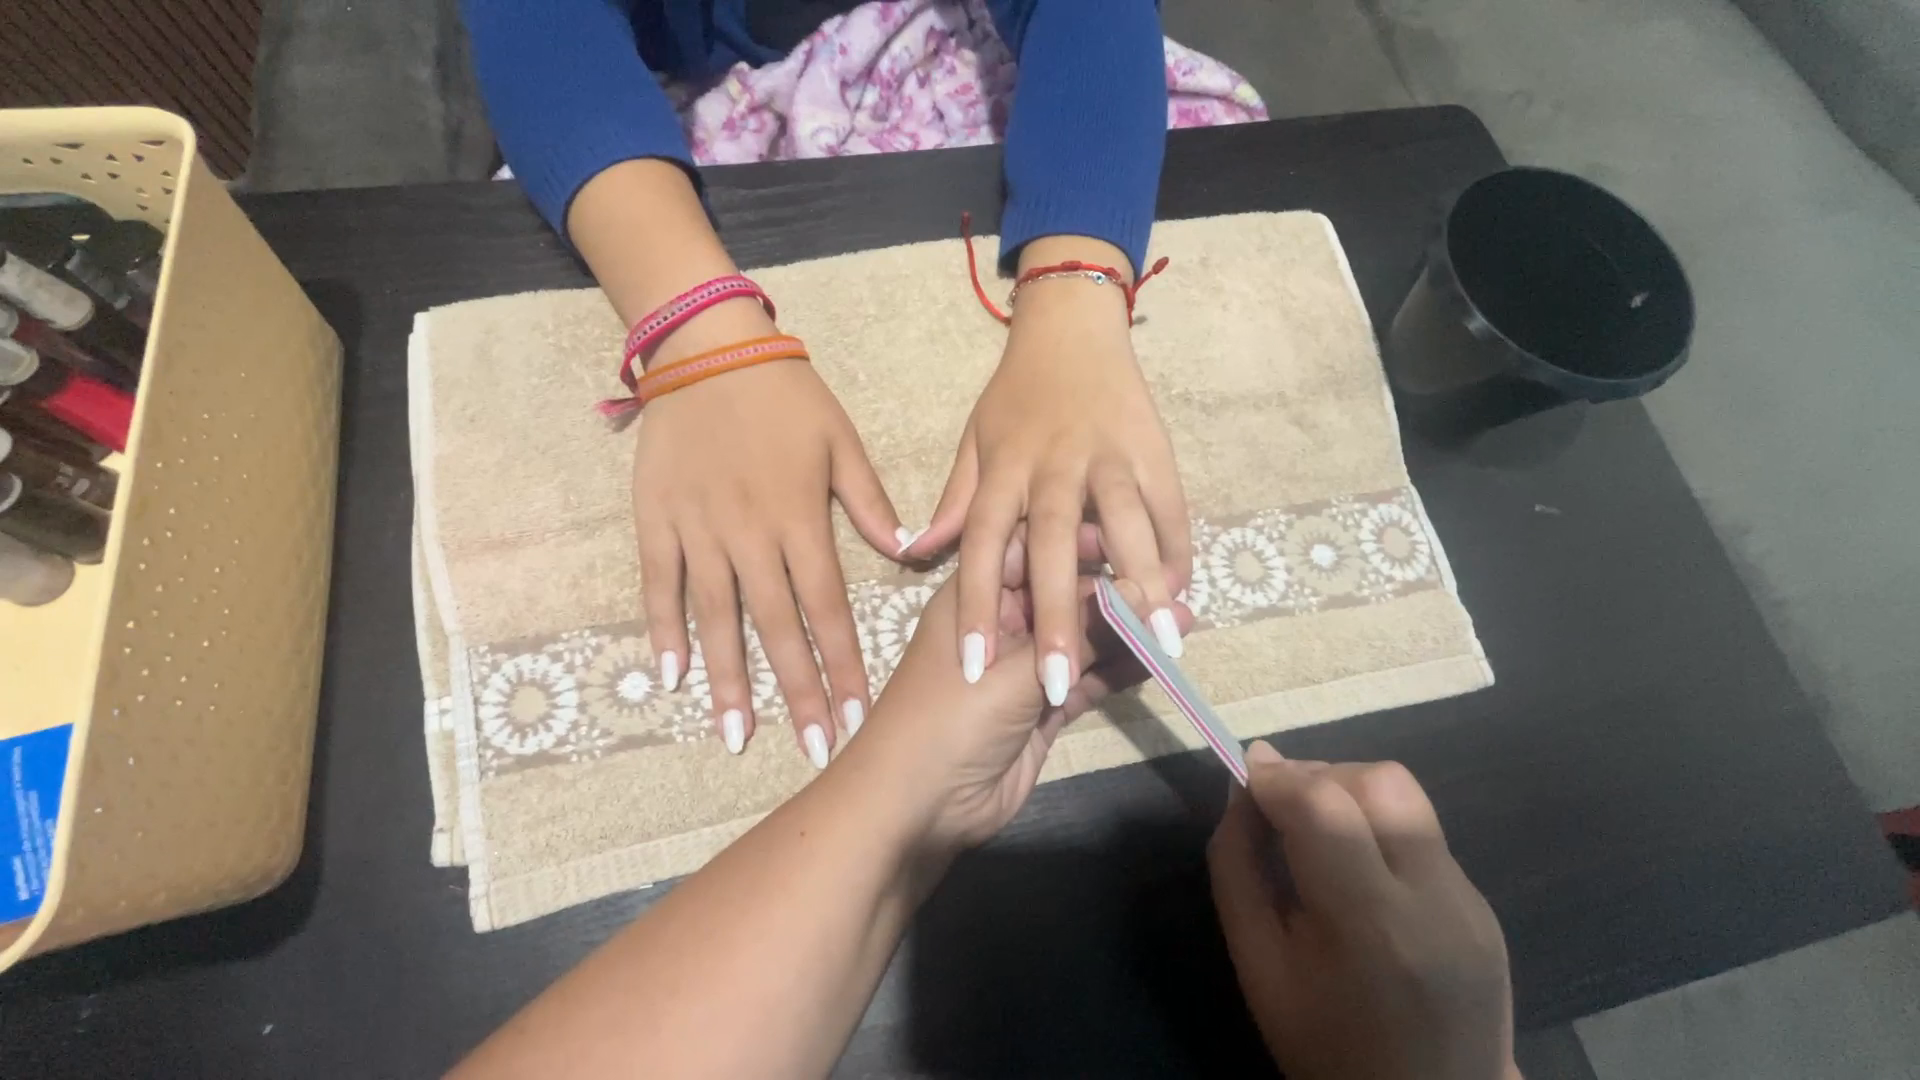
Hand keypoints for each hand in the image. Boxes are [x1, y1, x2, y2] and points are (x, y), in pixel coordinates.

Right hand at [634, 301, 905, 767]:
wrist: (708, 351)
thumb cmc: (785, 396)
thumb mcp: (842, 440)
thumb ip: (872, 502)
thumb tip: (908, 552)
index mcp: (801, 520)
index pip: (829, 607)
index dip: (843, 663)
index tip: (855, 715)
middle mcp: (751, 537)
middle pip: (777, 627)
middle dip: (797, 691)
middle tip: (810, 747)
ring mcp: (699, 532)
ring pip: (717, 618)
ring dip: (729, 679)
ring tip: (736, 735)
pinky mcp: (657, 522)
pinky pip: (659, 585)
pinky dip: (663, 630)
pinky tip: (671, 676)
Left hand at [847, 535, 1192, 852]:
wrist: (915, 808)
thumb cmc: (949, 717)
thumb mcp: (1014, 672)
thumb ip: (1080, 634)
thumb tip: (1142, 591)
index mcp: (975, 595)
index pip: (1032, 552)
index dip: (1079, 542)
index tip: (1130, 539)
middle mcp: (1001, 624)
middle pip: (1064, 598)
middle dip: (1115, 595)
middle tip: (1172, 590)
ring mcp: (1022, 670)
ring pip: (1081, 643)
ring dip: (1125, 637)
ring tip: (1181, 626)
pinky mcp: (1041, 711)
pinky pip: (1087, 683)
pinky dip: (1119, 674)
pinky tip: (1157, 662)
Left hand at [909, 237, 1191, 709]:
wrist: (1073, 326)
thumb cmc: (1017, 395)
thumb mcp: (974, 443)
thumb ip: (954, 502)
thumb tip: (913, 552)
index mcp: (1003, 469)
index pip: (981, 545)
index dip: (974, 605)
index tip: (974, 668)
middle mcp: (1053, 465)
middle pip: (1052, 544)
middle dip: (1057, 614)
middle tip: (1059, 682)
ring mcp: (1108, 456)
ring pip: (1124, 524)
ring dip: (1141, 585)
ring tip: (1156, 645)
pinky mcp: (1154, 449)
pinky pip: (1169, 507)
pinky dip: (1178, 549)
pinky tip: (1183, 594)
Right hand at [1207, 743, 1517, 1079]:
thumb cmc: (1324, 1044)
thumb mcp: (1254, 962)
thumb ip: (1237, 865)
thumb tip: (1241, 788)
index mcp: (1370, 926)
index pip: (1324, 807)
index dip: (1276, 777)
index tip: (1243, 775)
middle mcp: (1435, 901)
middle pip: (1379, 782)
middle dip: (1319, 774)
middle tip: (1281, 805)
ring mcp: (1470, 901)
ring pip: (1406, 795)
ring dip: (1349, 793)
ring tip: (1318, 833)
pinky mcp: (1484, 904)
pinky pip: (1422, 831)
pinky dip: (1377, 826)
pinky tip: (1358, 871)